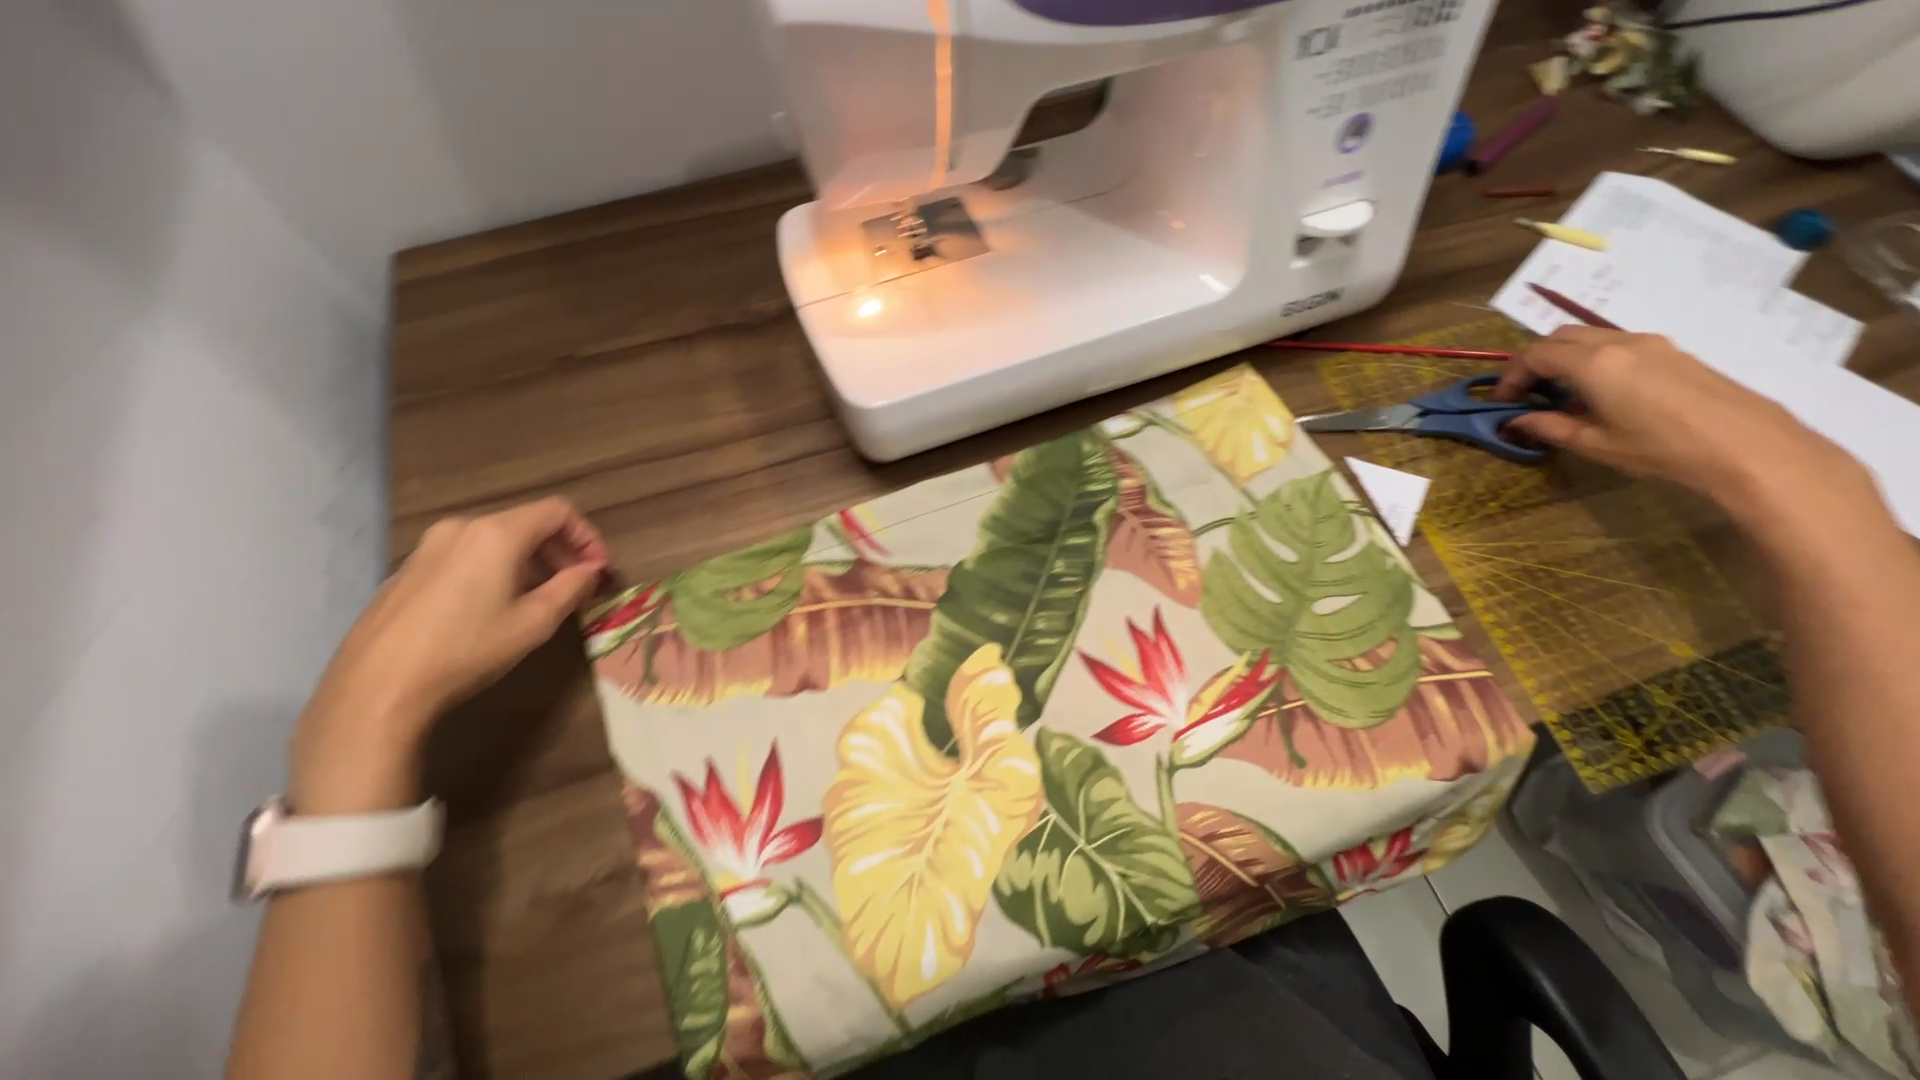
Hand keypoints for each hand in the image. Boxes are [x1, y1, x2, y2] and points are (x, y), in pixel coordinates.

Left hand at [291, 498, 609, 812]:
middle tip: (578, 588)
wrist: (378, 685)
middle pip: (526, 523)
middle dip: (561, 552)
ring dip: (529, 562)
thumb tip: (591, 570)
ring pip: (495, 540)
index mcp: (497, 534)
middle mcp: (462, 528)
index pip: (558, 512)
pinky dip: (495, 570)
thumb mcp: (534, 623)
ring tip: (541, 601)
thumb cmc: (467, 650)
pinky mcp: (409, 570)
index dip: (588, 537)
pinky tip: (494, 609)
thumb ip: (571, 588)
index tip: (599, 571)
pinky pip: (467, 556)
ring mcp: (429, 547)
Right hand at [1496, 326, 1878, 526]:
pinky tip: (1600, 392)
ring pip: (1590, 337)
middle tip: (1526, 392)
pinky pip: (1617, 344)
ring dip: (1565, 357)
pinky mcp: (1671, 352)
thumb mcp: (1597, 444)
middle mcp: (1618, 343)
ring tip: (1561, 394)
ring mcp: (1650, 343)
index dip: (1512, 376)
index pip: (1536, 355)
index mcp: (1594, 364)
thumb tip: (1519, 422)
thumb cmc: (1662, 449)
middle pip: (1560, 336)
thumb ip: (1552, 428)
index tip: (1503, 401)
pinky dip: (1593, 359)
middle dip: (1535, 360)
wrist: (1748, 446)